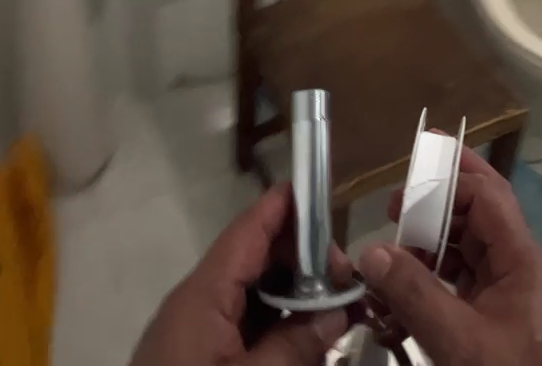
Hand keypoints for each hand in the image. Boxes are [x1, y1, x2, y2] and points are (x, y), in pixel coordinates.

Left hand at [129, 184, 349, 365]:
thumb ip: (297, 344)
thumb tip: (337, 310)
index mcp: (204, 293)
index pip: (250, 228)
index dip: (286, 206)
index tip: (326, 191)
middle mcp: (197, 301)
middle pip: (256, 258)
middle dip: (303, 263)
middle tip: (347, 286)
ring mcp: (194, 331)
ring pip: (253, 294)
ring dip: (293, 300)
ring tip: (334, 318)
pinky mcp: (196, 358)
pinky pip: (242, 325)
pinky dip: (275, 329)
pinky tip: (303, 347)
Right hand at [358, 146, 541, 365]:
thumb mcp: (458, 343)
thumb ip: (414, 293)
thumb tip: (372, 251)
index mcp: (524, 261)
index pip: (489, 196)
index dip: (452, 176)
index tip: (410, 170)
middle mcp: (521, 270)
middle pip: (478, 219)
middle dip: (434, 209)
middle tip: (392, 208)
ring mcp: (511, 299)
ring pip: (468, 253)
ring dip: (429, 249)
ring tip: (391, 257)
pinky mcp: (499, 325)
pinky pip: (464, 287)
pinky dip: (434, 284)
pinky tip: (403, 296)